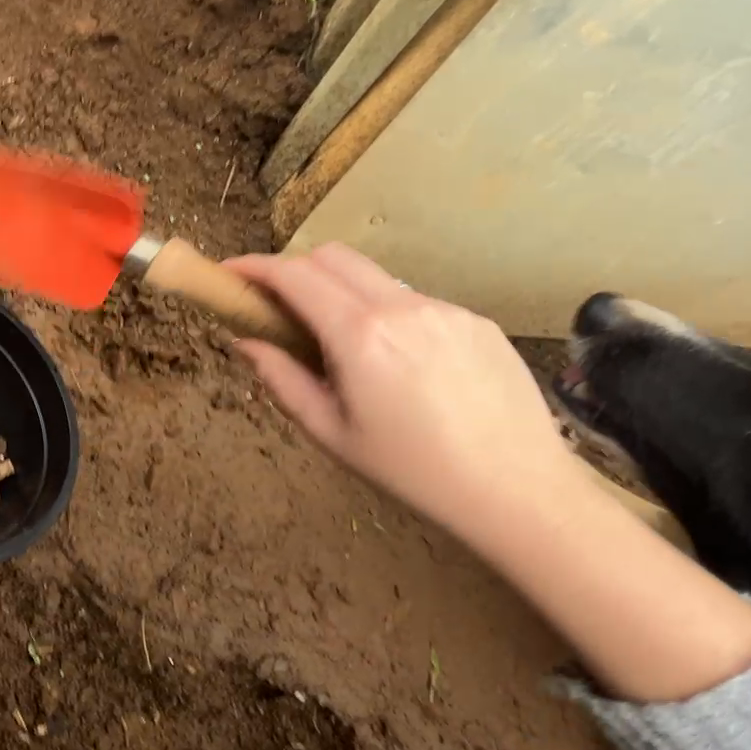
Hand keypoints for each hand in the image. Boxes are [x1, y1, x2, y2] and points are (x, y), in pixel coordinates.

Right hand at [227, 244, 750, 703]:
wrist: (521, 492)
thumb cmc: (412, 470)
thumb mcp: (330, 431)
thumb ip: (280, 377)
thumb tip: (246, 339)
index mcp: (361, 336)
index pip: (294, 275)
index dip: (253, 266)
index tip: (229, 273)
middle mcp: (403, 308)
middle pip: (331, 256)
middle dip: (293, 269)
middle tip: (275, 305)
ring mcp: (445, 310)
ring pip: (373, 277)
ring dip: (338, 291)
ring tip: (338, 342)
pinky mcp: (476, 321)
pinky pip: (412, 300)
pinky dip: (382, 313)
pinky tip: (394, 361)